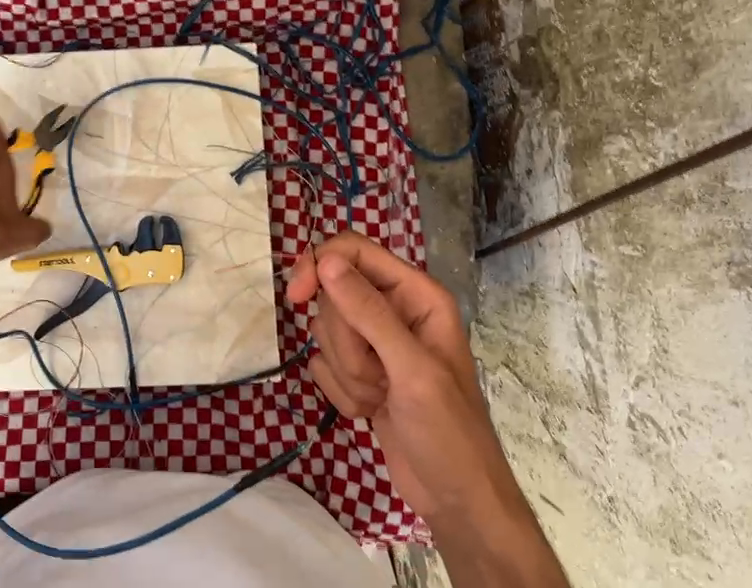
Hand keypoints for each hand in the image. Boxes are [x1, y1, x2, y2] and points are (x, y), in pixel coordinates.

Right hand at [286, 233, 489, 523]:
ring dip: (347, 373)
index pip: (353, 251)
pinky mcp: (359, 372)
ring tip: (382, 398)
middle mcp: (394, 310)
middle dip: (346, 344)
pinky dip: (342, 393)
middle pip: (334, 295)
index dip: (320, 265)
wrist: (455, 499)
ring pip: (325, 332)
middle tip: (379, 378)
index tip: (296, 296)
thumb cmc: (449, 432)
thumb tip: (326, 261)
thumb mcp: (411, 370)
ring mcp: (374, 343)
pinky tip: (372, 412)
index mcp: (416, 295)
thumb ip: (368, 312)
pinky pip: (323, 364)